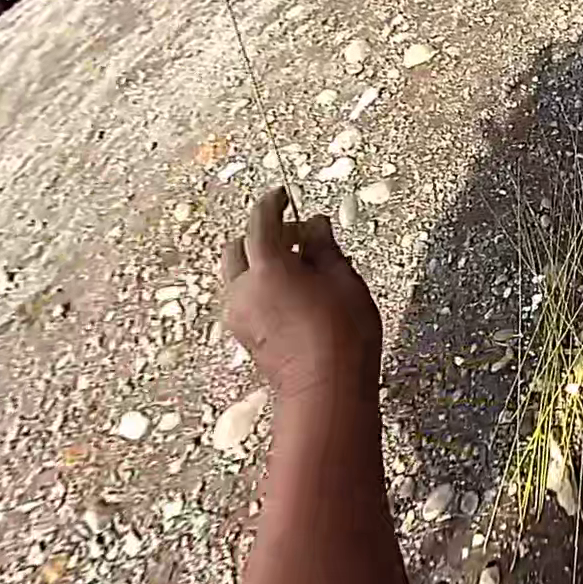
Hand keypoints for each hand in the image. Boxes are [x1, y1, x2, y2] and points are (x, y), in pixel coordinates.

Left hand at [220, 187, 381, 400]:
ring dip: (263, 264)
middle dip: (264, 236)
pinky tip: (295, 296)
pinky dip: (263, 287)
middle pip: (240, 247)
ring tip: (303, 271)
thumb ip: (323, 247)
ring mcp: (240, 315)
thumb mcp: (343, 280)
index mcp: (268, 268)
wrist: (327, 388)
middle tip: (299, 238)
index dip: (272, 203)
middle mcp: (243, 289)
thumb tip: (315, 225)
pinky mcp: (244, 335)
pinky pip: (246, 298)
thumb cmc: (342, 334)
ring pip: (241, 275)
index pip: (261, 221)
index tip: (282, 195)